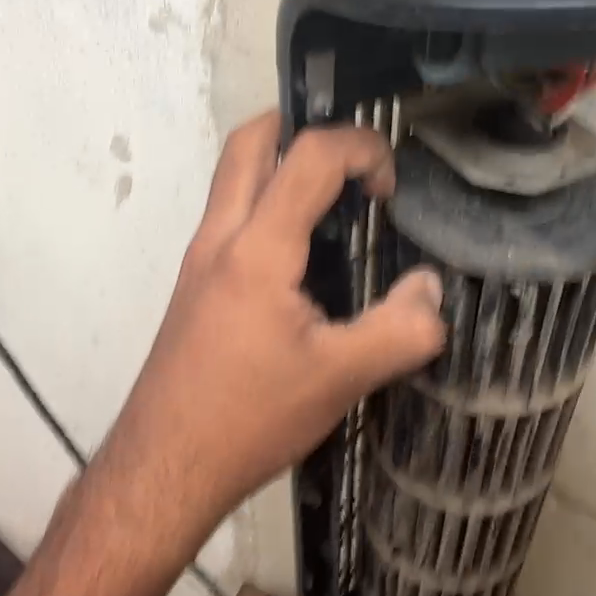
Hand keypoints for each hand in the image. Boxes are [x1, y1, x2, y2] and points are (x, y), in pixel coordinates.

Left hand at [97, 110, 446, 544]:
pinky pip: (230, 215)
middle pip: (250, 142)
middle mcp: (220, 237)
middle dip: (303, 127)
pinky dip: (266, 202)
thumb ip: (399, 330)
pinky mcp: (194, 286)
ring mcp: (199, 260)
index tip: (391, 187)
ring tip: (333, 199)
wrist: (162, 468)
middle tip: (351, 160)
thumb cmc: (249, 418)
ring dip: (280, 163)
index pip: (310, 156)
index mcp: (258, 248)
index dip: (361, 148)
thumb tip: (433, 289)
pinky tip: (302, 255)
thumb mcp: (339, 379)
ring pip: (233, 177)